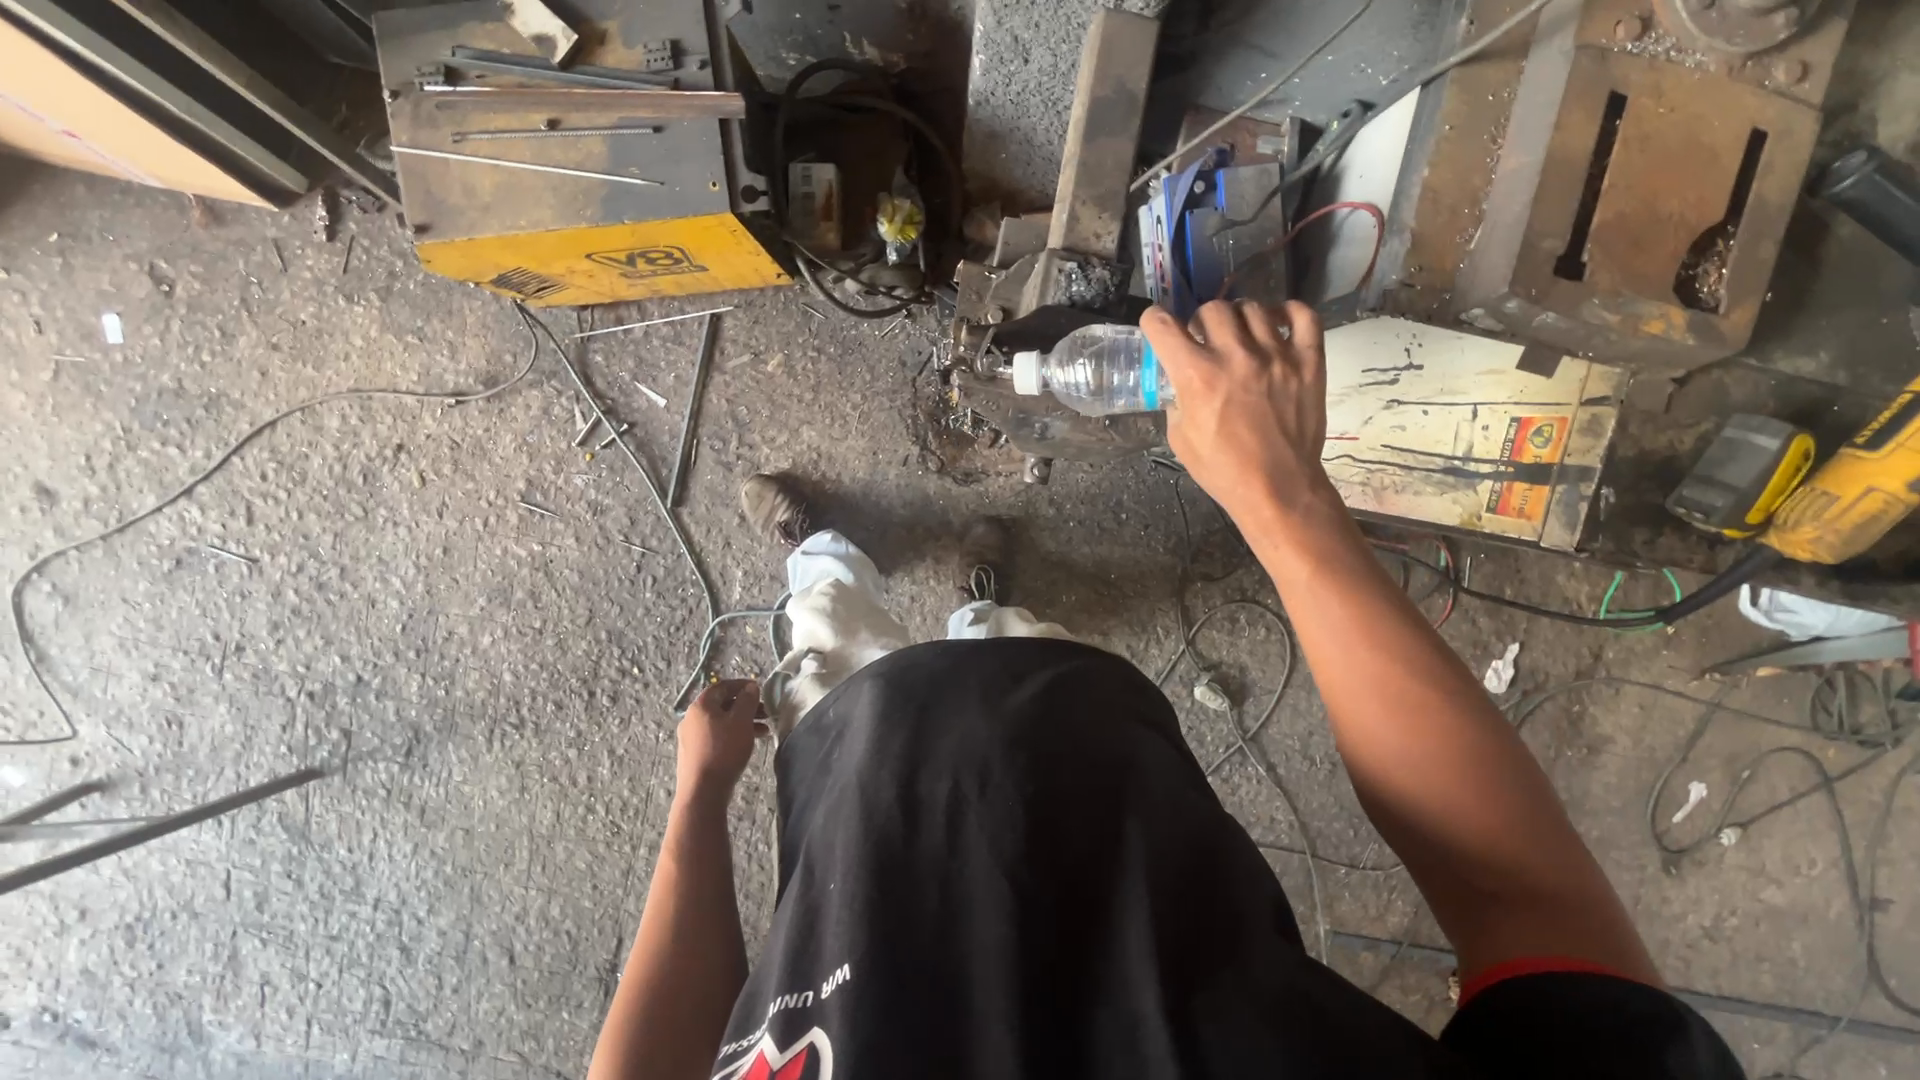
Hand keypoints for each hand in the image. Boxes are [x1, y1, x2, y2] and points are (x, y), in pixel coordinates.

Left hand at [676, 680, 762, 798]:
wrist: (703, 791)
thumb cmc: (724, 750)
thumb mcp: (741, 721)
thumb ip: (747, 700)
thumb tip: (751, 687)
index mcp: (701, 706)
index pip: (721, 686)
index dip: (742, 685)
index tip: (759, 689)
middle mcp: (691, 718)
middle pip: (721, 705)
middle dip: (745, 706)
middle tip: (765, 711)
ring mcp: (691, 737)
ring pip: (720, 722)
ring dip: (742, 722)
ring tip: (763, 731)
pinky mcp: (694, 754)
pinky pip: (716, 736)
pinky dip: (732, 734)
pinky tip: (747, 744)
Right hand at [1141, 299, 1337, 526]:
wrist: (1278, 487)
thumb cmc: (1223, 469)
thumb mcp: (1180, 439)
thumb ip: (1177, 402)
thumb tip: (1180, 383)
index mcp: (1197, 376)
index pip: (1164, 325)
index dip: (1155, 321)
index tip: (1158, 326)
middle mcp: (1234, 356)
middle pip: (1211, 309)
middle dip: (1200, 321)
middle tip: (1205, 340)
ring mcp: (1276, 355)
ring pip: (1252, 308)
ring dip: (1238, 318)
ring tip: (1240, 336)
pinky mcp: (1308, 361)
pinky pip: (1302, 315)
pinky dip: (1287, 312)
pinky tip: (1276, 325)